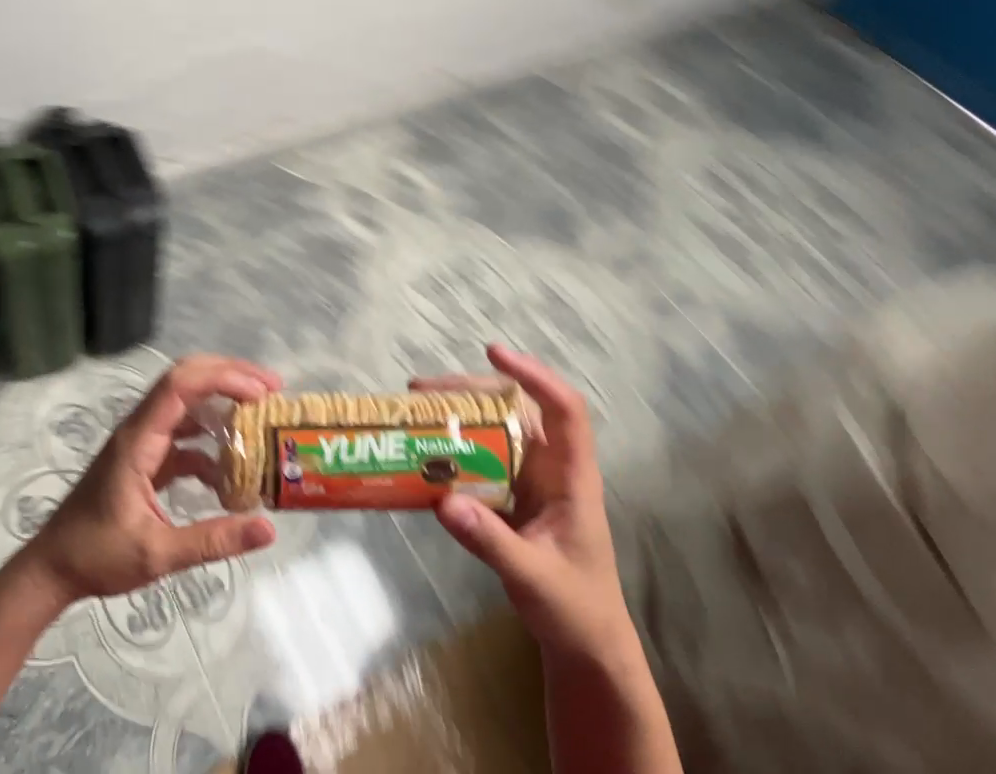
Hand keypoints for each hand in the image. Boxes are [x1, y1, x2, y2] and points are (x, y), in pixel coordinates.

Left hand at [24, 355, 281, 602]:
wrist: (54, 567)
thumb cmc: (97, 556)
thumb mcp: (158, 554)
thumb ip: (213, 541)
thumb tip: (268, 529)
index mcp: (137, 442)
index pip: (179, 387)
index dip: (222, 378)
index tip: (263, 392)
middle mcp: (138, 432)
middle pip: (184, 382)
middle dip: (228, 377)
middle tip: (273, 391)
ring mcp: (140, 445)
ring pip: (185, 407)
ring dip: (222, 406)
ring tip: (263, 419)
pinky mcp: (143, 462)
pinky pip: (182, 438)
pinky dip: (210, 445)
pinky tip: (233, 472)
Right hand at [414, 344, 635, 664]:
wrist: (583, 642)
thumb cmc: (575, 607)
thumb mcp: (533, 576)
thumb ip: (490, 541)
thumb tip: (442, 501)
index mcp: (572, 478)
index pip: (565, 411)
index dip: (535, 377)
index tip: (494, 353)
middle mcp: (550, 470)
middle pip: (516, 411)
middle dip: (471, 391)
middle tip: (420, 389)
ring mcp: (528, 483)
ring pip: (493, 432)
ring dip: (455, 416)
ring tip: (411, 409)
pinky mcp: (507, 499)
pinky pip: (476, 461)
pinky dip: (447, 450)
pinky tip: (416, 451)